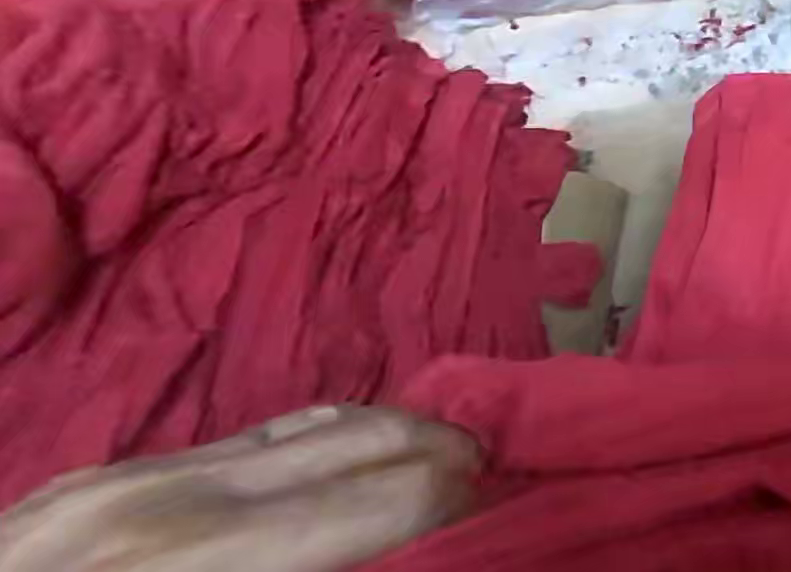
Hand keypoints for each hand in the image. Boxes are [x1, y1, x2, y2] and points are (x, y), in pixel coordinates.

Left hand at [0, 407, 476, 571]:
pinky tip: (357, 463)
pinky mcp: (105, 475)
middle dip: (456, 454)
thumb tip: (419, 559)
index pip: (391, 496)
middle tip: (494, 485)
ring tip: (445, 466)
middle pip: (378, 435)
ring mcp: (130, 477)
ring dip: (408, 437)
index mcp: (187, 566)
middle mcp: (169, 502)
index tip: (500, 520)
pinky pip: (269, 431)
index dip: (464, 505)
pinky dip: (339, 438)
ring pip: (333, 418)